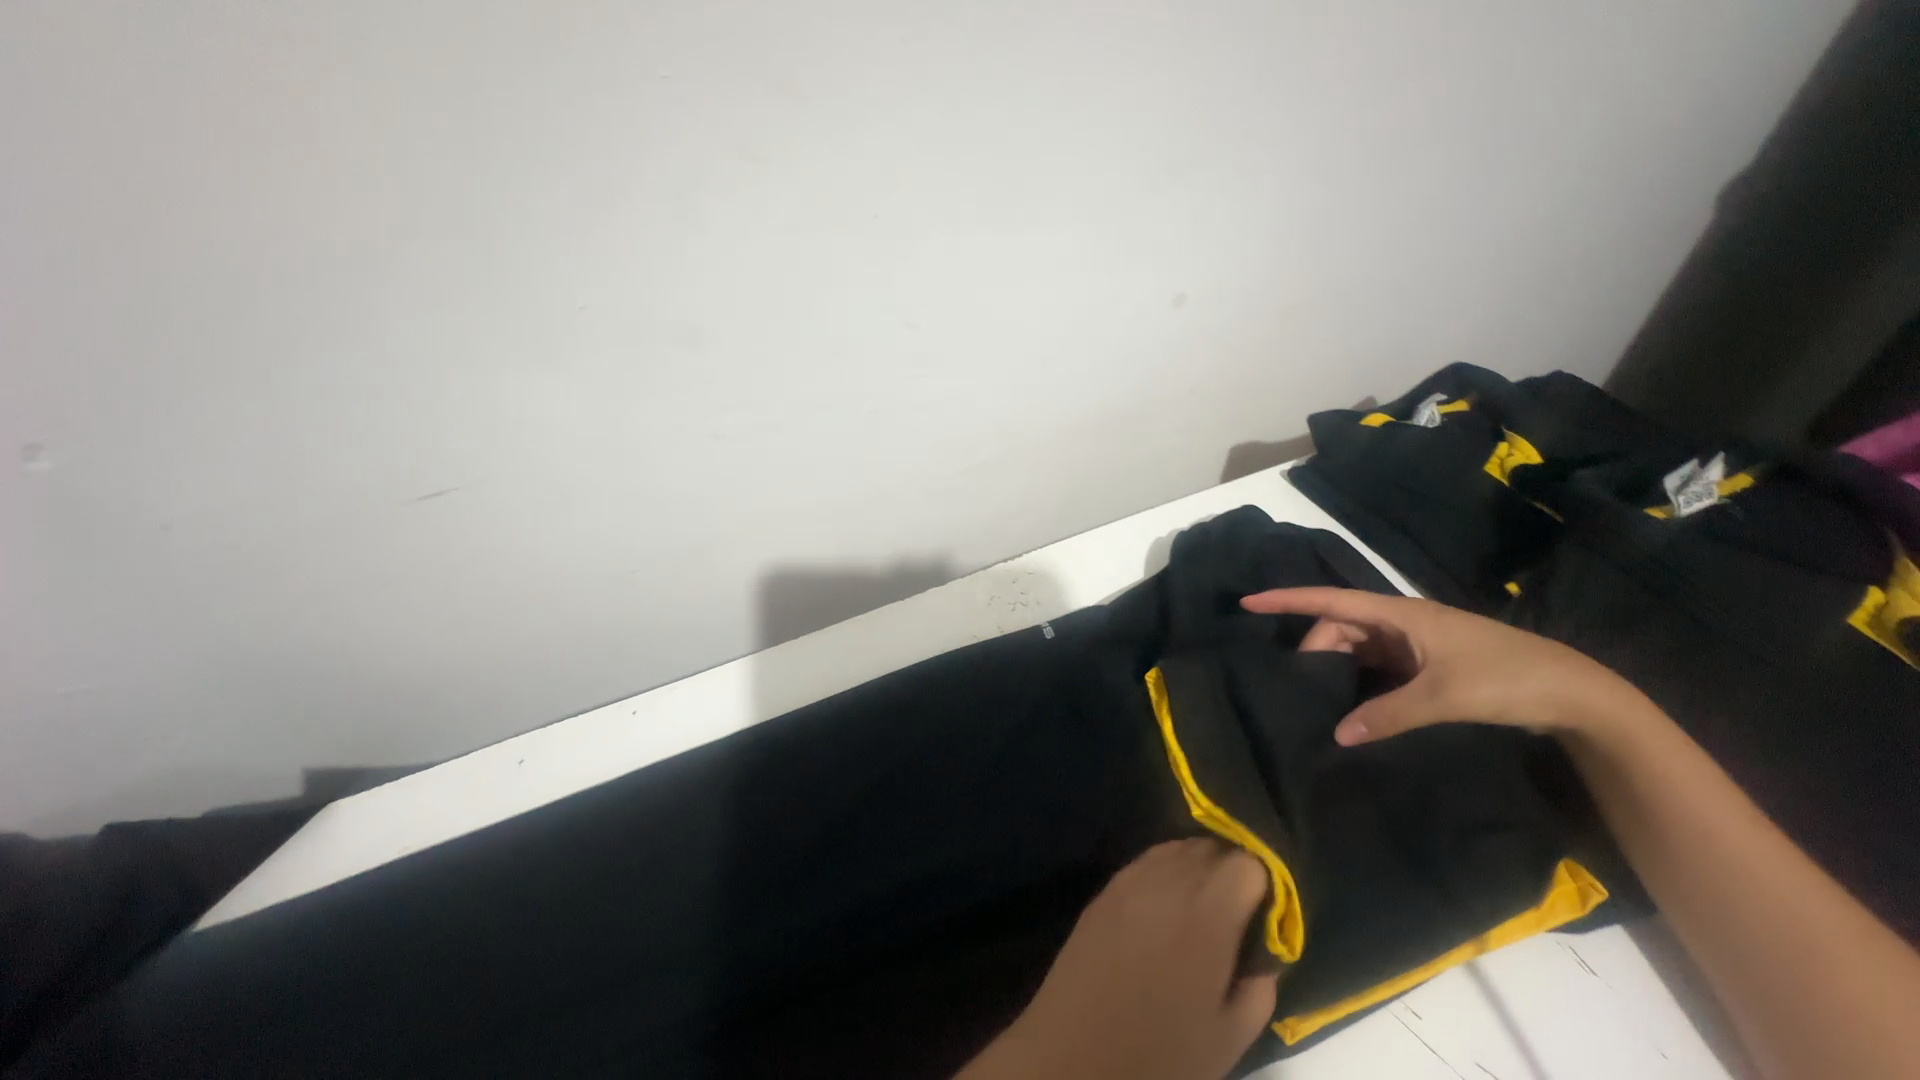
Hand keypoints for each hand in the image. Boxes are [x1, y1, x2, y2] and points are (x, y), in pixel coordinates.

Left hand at [957, 839, 1278, 1079]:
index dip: (1265, 883)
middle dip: (1232, 872)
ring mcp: (1129, 881)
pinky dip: (1164, 874)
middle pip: (1212, 847)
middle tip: (1238, 916)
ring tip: (1201, 911)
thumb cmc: (1159, 1052)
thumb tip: (1265, 951)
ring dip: (1197, 868)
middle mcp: (1167, 881)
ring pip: (1177, 848)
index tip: (1266, 915)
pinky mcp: (1103, 891)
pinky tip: (1164, 911)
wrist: (1073, 1056)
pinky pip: (1145, 862)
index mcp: (1207, 912)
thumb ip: (1260, 985)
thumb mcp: (1230, 1035)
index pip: (1250, 861)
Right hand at [1240, 587, 1646, 744]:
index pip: (1332, 600)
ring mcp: (1416, 644)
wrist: (1574, 693)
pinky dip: (1358, 683)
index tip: (1248, 601)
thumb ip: (1387, 714)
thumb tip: (1337, 734)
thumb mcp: (1443, 697)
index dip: (1288, 599)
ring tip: (1317, 700)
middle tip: (1299, 689)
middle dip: (1314, 651)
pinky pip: (1377, 668)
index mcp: (1402, 615)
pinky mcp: (1427, 666)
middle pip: (1339, 626)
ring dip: (1336, 669)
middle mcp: (1403, 623)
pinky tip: (1350, 707)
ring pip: (1357, 648)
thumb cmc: (1506, 679)